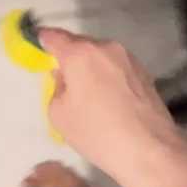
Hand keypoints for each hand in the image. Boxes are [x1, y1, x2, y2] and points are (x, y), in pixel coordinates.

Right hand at [38, 28, 186, 186]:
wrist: (149, 149)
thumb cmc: (97, 132)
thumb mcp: (59, 114)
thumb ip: (56, 87)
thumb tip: (66, 77)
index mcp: (81, 53)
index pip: (54, 37)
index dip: (43, 39)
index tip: (37, 43)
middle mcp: (106, 48)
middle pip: (80, 44)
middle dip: (69, 56)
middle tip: (63, 76)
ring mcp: (129, 59)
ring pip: (101, 56)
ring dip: (91, 67)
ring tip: (87, 92)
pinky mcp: (145, 73)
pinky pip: (117, 68)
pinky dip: (108, 76)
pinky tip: (108, 98)